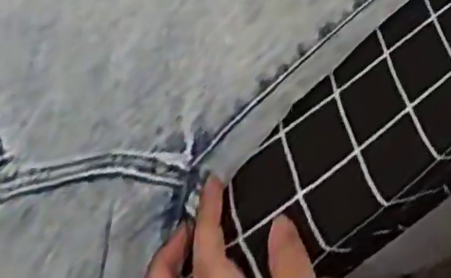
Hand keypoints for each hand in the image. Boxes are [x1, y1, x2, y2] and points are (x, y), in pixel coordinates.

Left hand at [145, 175, 313, 277]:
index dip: (207, 211)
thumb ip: (290, 262)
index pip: (205, 247)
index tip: (211, 182)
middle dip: (169, 247)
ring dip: (170, 268)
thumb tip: (280, 221)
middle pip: (161, 277)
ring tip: (188, 249)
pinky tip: (198, 276)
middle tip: (188, 224)